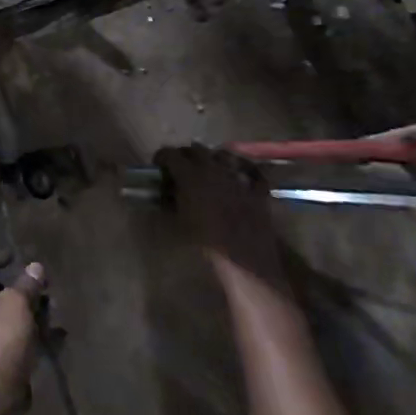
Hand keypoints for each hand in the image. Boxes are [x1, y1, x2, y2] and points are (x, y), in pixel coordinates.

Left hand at [0, 252, 46, 414]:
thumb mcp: (18, 303)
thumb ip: (28, 284)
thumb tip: (35, 267)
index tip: (17, 259)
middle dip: (22, 286)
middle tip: (44, 289)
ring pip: (9, 313)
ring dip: (32, 311)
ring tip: (56, 313)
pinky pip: (15, 337)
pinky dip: (34, 335)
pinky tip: (58, 337)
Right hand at [155, 145, 285, 282]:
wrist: (246, 265)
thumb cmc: (205, 248)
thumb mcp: (178, 225)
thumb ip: (169, 203)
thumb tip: (164, 194)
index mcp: (190, 176)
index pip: (170, 153)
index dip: (162, 157)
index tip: (158, 167)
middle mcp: (213, 169)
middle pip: (195, 149)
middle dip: (184, 156)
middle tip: (179, 169)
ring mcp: (238, 177)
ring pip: (222, 154)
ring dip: (210, 158)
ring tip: (206, 170)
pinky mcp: (257, 190)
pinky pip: (251, 171)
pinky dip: (243, 168)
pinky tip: (238, 174)